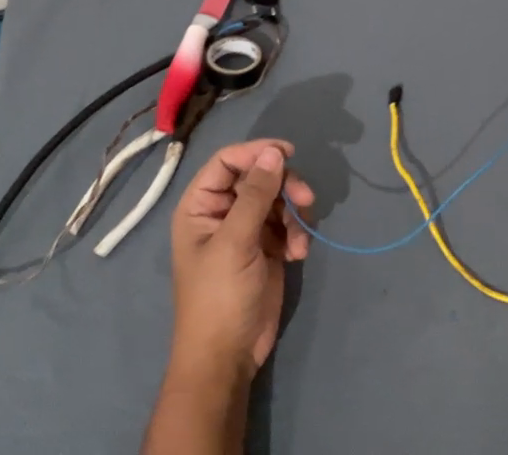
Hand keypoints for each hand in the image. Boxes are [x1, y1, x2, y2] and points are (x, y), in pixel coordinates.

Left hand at [168, 139, 314, 378]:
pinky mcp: (267, 248)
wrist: (228, 356)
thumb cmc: (219, 297)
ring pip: (278, 199)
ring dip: (295, 214)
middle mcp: (222, 212)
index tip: (289, 154)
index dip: (257, 153)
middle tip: (307, 200)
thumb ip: (255, 195)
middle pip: (259, 177)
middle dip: (285, 186)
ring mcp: (246, 230)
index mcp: (201, 206)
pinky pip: (288, 223)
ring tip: (300, 241)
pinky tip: (298, 255)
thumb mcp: (236, 242)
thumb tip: (274, 153)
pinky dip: (297, 234)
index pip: (228, 161)